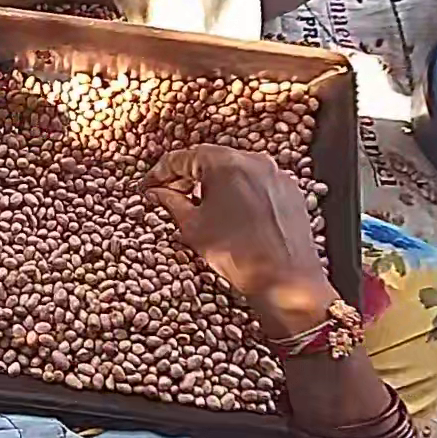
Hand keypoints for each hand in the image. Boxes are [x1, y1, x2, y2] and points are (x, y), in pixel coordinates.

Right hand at [143, 144, 334, 337]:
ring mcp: (274, 174)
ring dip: (208, 182)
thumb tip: (156, 192)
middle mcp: (254, 161)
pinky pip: (253, 181)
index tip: (148, 186)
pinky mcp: (288, 190)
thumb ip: (170, 201)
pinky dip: (233, 190)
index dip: (159, 172)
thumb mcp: (192, 226)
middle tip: (166, 194)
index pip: (182, 157)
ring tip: (194, 205)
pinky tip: (224, 211)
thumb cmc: (238, 253)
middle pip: (208, 159)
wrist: (286, 279)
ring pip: (232, 168)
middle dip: (184, 176)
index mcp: (226, 165)